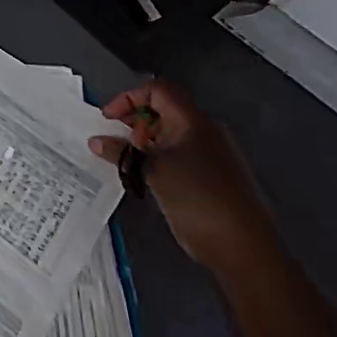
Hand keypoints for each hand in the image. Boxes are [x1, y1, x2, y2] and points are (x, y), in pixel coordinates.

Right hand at [90, 80, 277, 274]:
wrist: (240, 244)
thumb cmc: (197, 197)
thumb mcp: (154, 170)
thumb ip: (123, 153)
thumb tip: (96, 142)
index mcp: (193, 121)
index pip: (158, 91)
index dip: (129, 97)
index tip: (108, 119)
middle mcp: (202, 132)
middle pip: (162, 111)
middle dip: (132, 121)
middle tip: (113, 140)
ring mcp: (206, 155)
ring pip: (166, 135)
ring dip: (141, 142)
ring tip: (123, 161)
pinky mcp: (205, 177)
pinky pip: (173, 156)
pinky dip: (153, 159)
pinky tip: (140, 177)